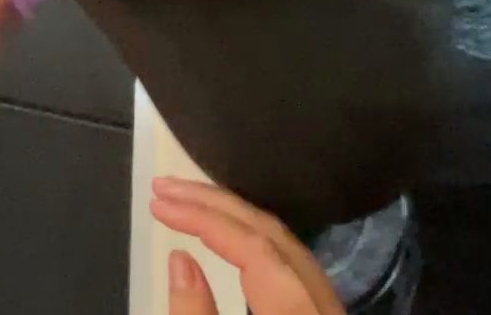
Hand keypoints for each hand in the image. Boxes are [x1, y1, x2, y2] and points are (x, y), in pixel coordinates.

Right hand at [152, 178, 345, 314]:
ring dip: (233, 215)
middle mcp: (327, 309)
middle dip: (214, 204)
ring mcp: (333, 313)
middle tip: (164, 188)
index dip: (203, 218)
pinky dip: (254, 238)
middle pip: (275, 236)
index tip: (157, 203)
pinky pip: (293, 263)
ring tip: (187, 201)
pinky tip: (226, 236)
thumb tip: (179, 259)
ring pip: (288, 245)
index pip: (256, 250)